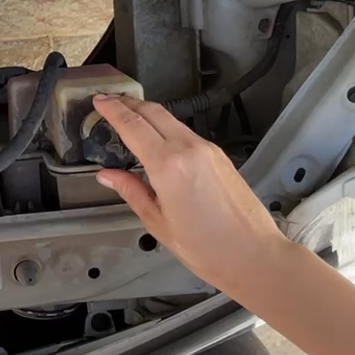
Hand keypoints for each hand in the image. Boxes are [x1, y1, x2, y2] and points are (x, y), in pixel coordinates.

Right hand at [91, 94, 290, 294]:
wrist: (256, 255)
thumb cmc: (207, 248)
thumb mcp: (158, 223)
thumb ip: (131, 191)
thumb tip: (107, 175)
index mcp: (167, 165)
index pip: (132, 125)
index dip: (112, 110)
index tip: (98, 100)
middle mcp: (188, 148)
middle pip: (152, 112)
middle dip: (128, 103)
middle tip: (109, 100)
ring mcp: (206, 149)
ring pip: (170, 119)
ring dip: (147, 112)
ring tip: (129, 114)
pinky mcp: (218, 155)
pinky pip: (185, 131)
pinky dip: (165, 126)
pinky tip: (156, 136)